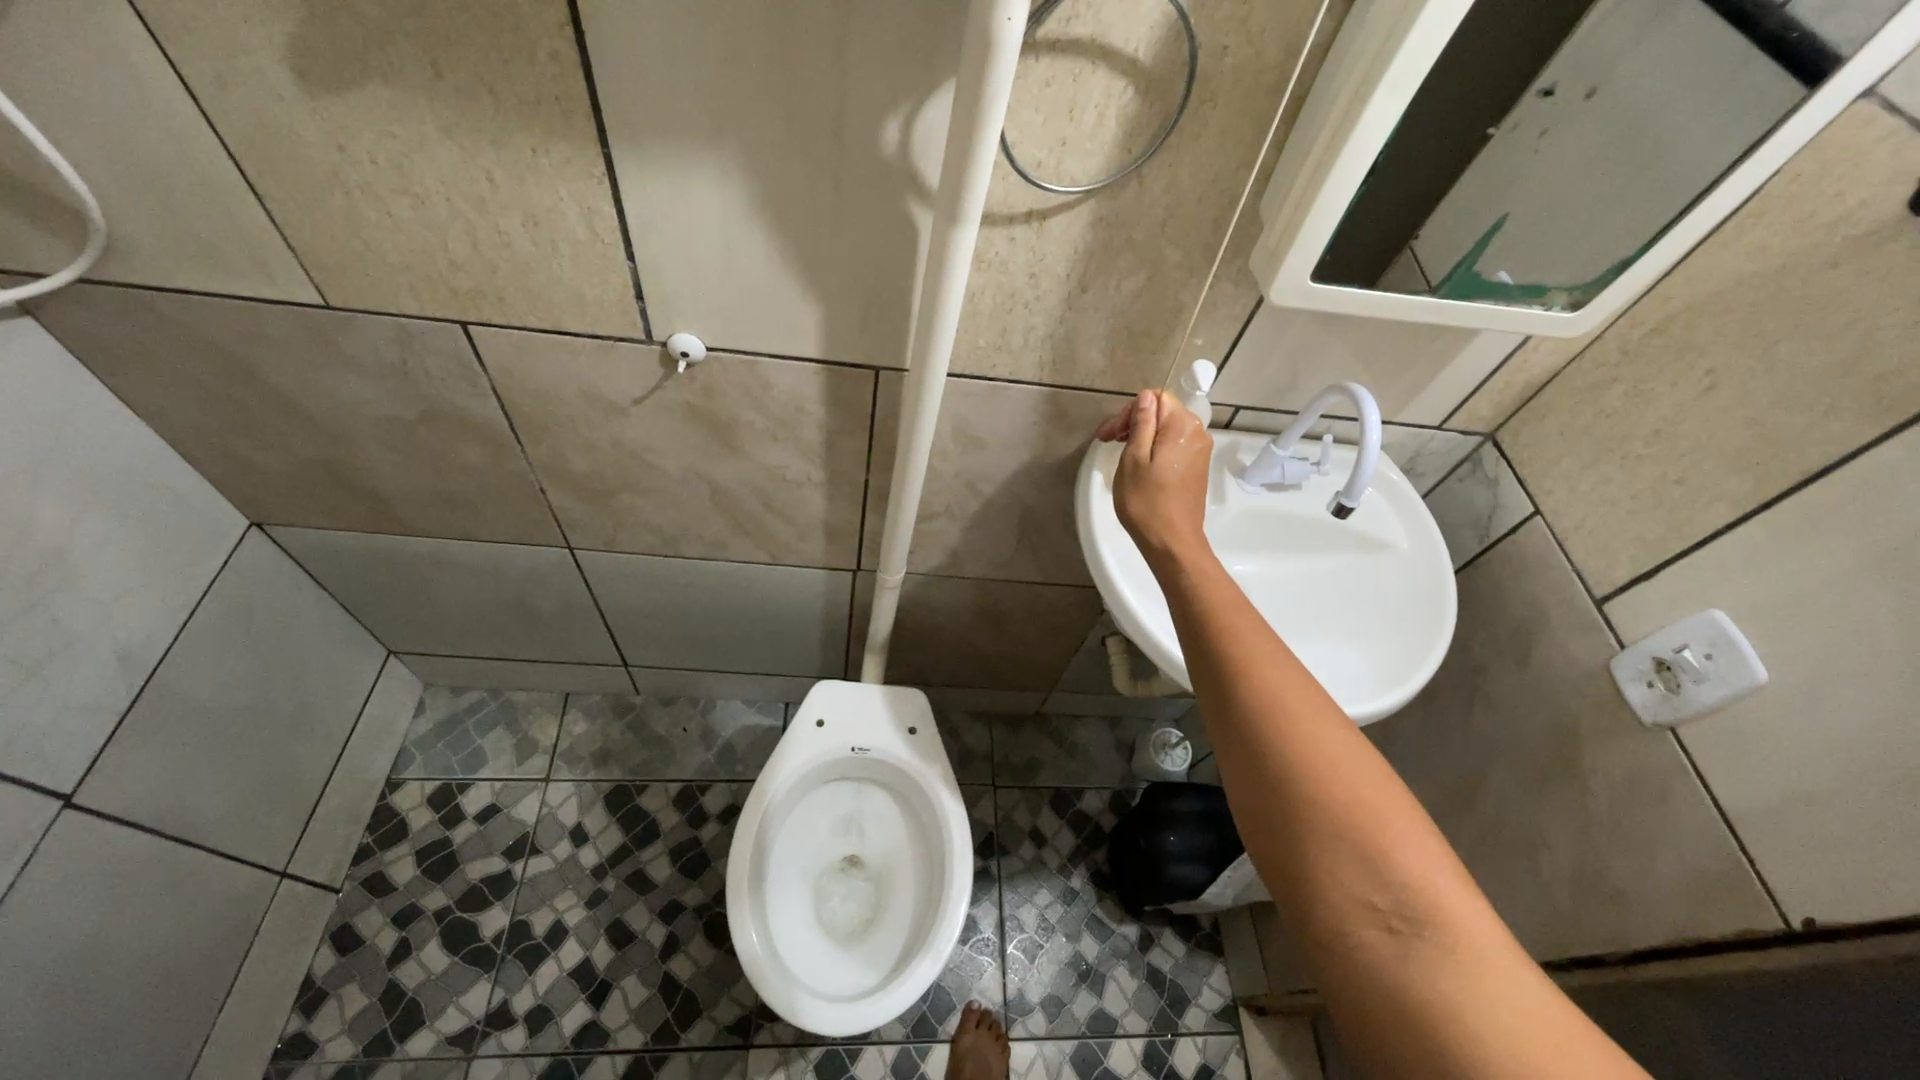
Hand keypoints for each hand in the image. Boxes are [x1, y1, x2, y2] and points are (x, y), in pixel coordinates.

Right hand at [1095, 390, 1211, 564]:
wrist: (1172, 542)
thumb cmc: (1146, 502)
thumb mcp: (1134, 459)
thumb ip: (1142, 423)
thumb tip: (1145, 398)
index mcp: (1182, 426)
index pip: (1155, 398)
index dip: (1129, 412)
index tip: (1109, 435)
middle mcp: (1198, 433)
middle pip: (1163, 411)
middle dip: (1134, 421)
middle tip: (1108, 442)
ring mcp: (1200, 451)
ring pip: (1168, 428)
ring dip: (1143, 435)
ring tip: (1121, 452)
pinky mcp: (1197, 467)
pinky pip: (1175, 444)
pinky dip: (1155, 447)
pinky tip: (1140, 463)